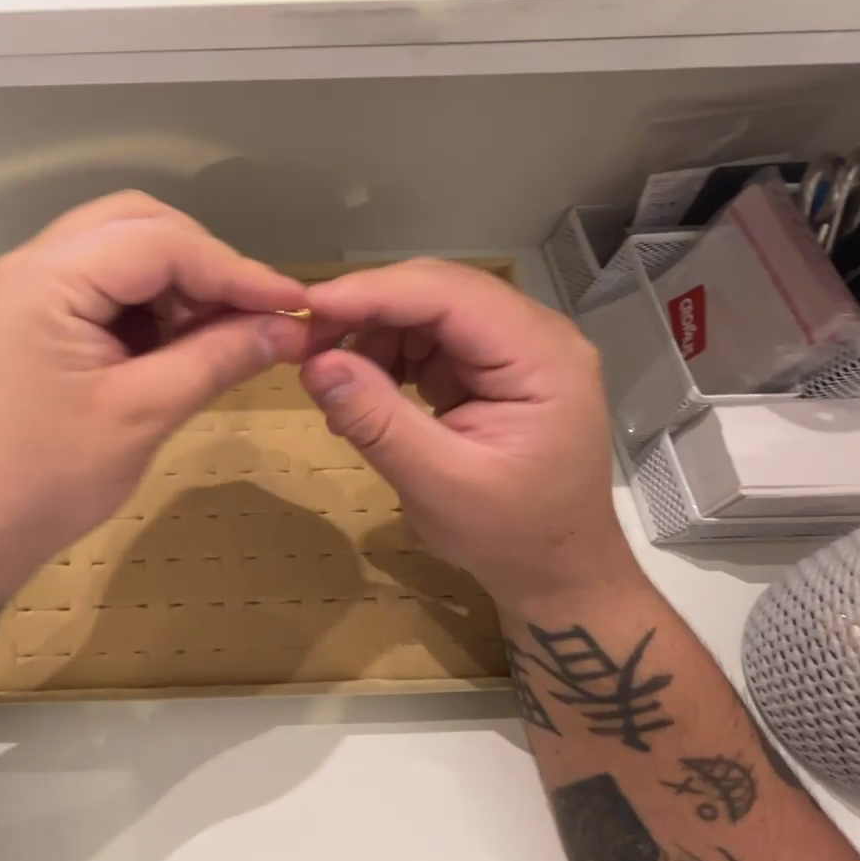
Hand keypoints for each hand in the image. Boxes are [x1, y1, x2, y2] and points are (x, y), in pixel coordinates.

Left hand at [0, 193, 311, 601]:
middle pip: (135, 225)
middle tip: (251, 313)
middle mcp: (29, 265)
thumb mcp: (143, 415)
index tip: (293, 303)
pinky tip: (174, 342)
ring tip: (218, 332)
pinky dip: (144, 304)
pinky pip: (98, 286)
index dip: (234, 269)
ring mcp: (23, 291)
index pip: (159, 242)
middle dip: (202, 262)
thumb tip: (291, 328)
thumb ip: (218, 358)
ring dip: (175, 282)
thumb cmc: (50, 480)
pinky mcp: (27, 319)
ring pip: (118, 251)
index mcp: (46, 279)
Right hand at [298, 259, 639, 607]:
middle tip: (306, 344)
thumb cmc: (509, 535)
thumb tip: (313, 365)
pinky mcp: (488, 366)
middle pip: (438, 291)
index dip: (375, 293)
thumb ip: (376, 421)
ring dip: (372, 337)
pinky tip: (365, 399)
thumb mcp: (437, 485)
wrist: (554, 569)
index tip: (308, 307)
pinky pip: (426, 340)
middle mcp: (534, 335)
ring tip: (337, 390)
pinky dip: (386, 359)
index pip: (451, 296)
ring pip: (426, 311)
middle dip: (367, 310)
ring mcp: (512, 348)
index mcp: (542, 357)